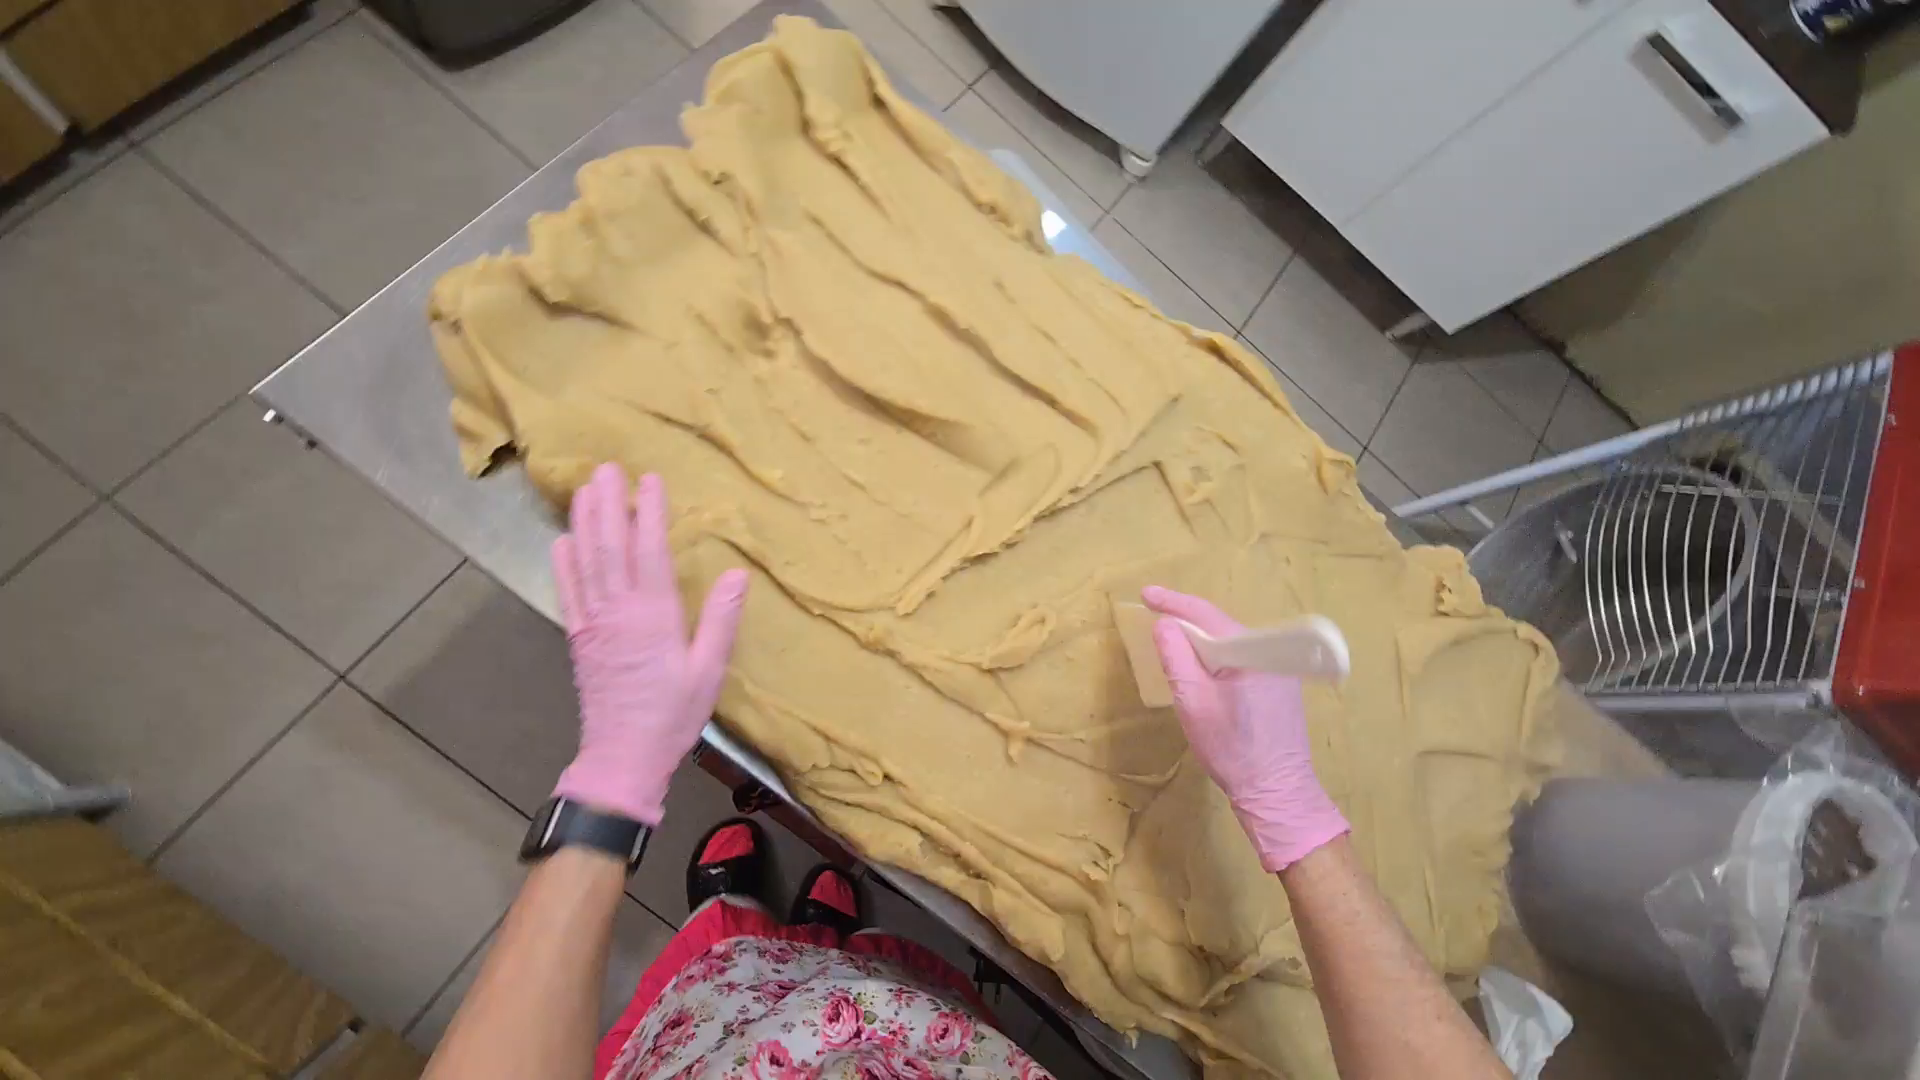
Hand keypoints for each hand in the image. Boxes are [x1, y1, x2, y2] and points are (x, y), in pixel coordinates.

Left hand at [550, 464, 747, 824]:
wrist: (622, 755)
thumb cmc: (673, 713)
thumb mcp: (709, 670)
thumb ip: (721, 619)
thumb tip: (735, 572)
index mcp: (654, 615)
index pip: (650, 550)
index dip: (650, 512)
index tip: (650, 480)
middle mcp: (618, 610)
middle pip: (610, 545)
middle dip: (609, 504)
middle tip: (607, 468)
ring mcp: (593, 622)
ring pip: (585, 561)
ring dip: (584, 522)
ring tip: (585, 489)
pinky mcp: (578, 637)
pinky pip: (568, 591)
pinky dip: (563, 562)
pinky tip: (562, 540)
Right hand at [1143, 586, 1348, 870]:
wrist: (1278, 793)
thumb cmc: (1232, 749)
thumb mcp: (1194, 703)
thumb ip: (1177, 659)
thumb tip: (1164, 624)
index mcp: (1251, 652)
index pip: (1206, 614)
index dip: (1173, 602)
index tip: (1144, 594)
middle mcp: (1269, 654)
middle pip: (1220, 625)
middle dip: (1186, 617)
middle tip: (1153, 610)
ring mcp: (1278, 672)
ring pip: (1230, 643)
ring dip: (1200, 638)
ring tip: (1171, 634)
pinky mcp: (1278, 689)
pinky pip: (1241, 659)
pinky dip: (1216, 656)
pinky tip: (1200, 664)